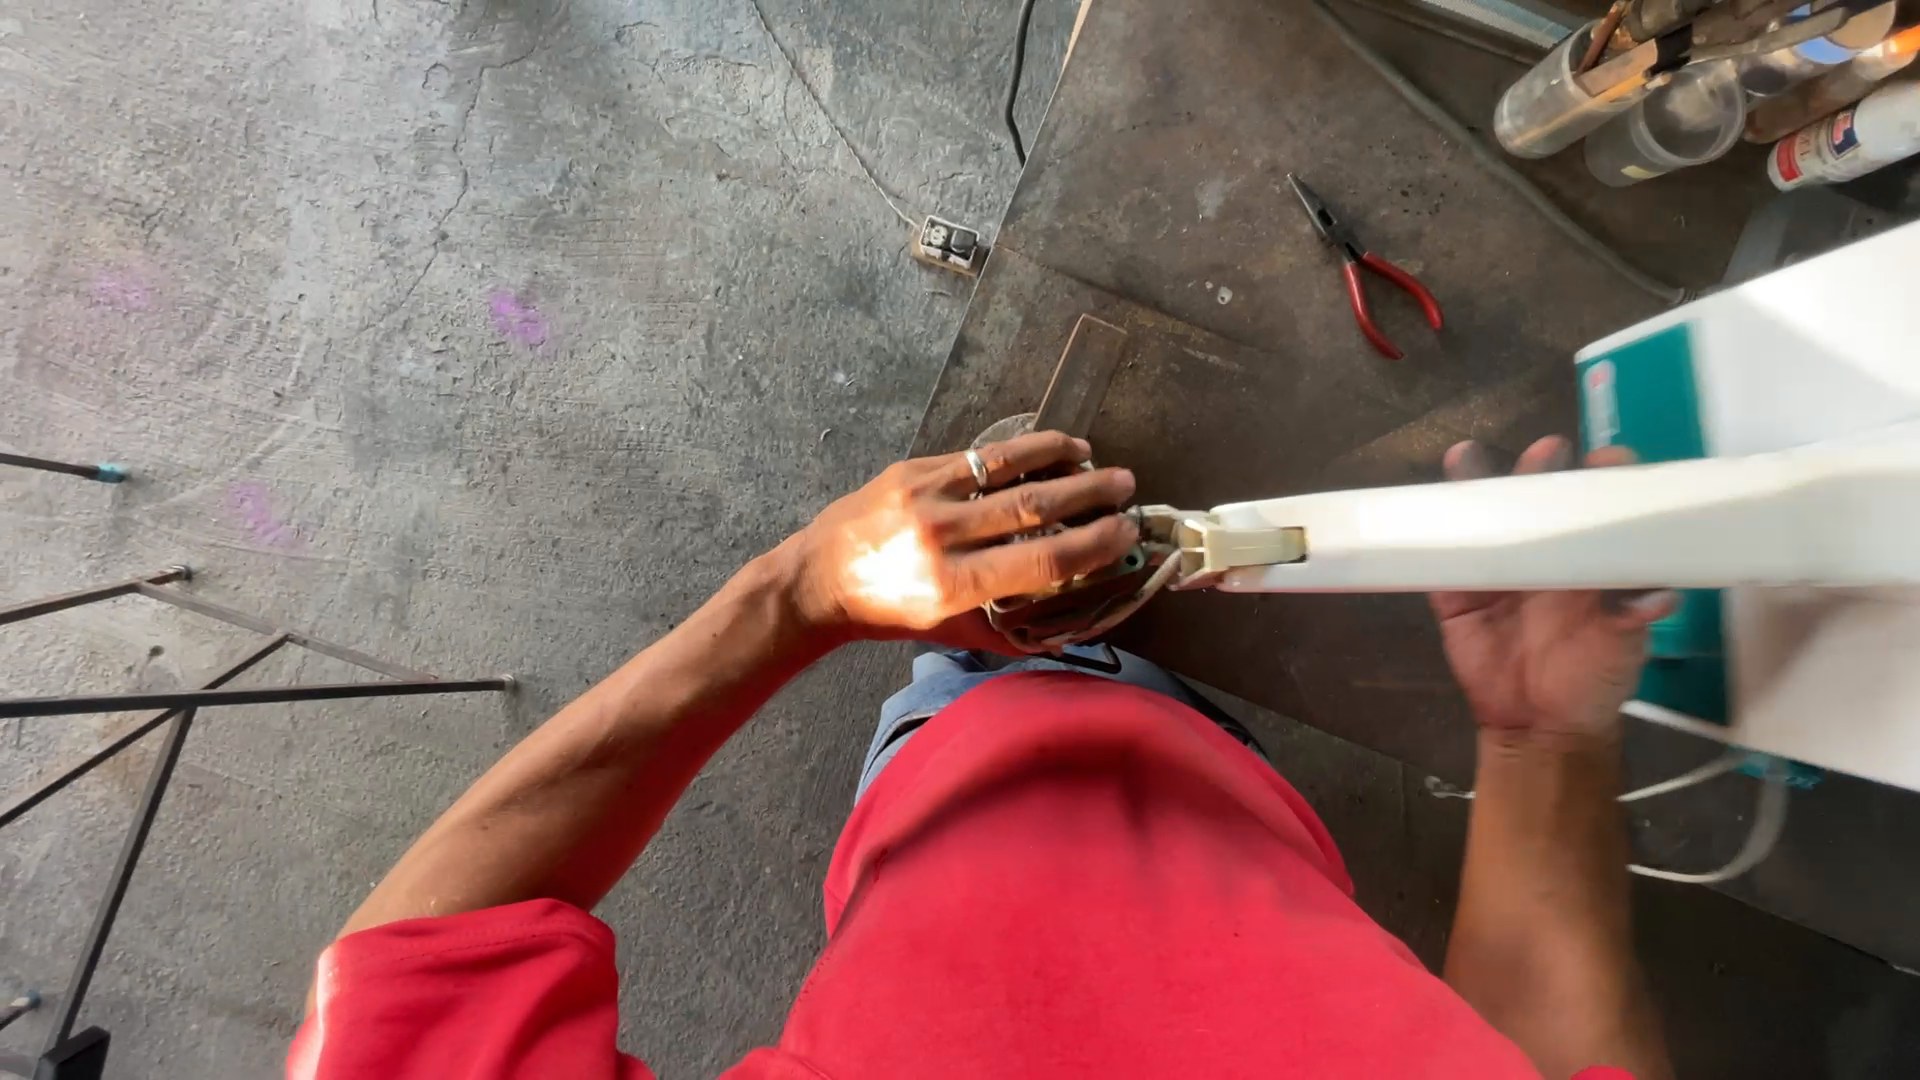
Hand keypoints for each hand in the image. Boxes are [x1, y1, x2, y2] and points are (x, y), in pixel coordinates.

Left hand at [783, 431, 1138, 648]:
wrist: (819, 578)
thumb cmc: (887, 613)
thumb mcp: (946, 633)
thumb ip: (1006, 634)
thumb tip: (1066, 634)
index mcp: (954, 586)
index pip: (1041, 560)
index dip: (1093, 545)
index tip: (1126, 532)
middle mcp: (943, 536)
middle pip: (1034, 509)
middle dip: (1090, 497)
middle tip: (1126, 488)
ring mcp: (926, 496)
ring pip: (1009, 469)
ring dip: (1060, 460)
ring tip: (1095, 458)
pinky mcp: (914, 469)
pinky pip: (980, 455)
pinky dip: (1021, 450)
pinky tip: (1049, 448)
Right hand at [1430, 436, 1676, 742]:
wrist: (1536, 720)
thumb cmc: (1591, 678)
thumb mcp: (1620, 645)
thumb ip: (1630, 615)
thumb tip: (1659, 596)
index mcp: (1588, 560)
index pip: (1599, 507)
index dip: (1605, 479)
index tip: (1608, 460)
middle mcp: (1542, 555)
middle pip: (1538, 501)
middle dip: (1541, 470)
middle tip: (1547, 451)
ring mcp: (1493, 570)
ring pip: (1482, 518)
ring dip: (1475, 485)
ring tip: (1466, 455)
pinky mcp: (1452, 591)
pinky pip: (1438, 557)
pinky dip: (1428, 532)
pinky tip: (1421, 510)